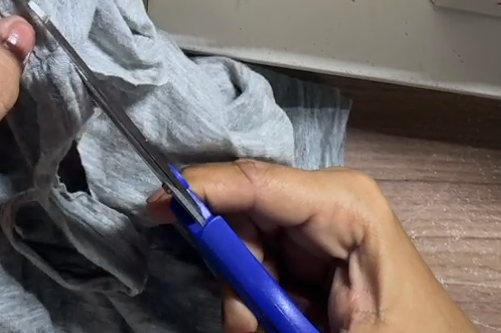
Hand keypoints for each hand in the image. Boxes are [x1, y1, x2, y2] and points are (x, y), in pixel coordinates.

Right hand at [150, 161, 472, 332]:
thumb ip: (272, 315)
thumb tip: (230, 308)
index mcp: (344, 203)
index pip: (256, 181)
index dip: (202, 190)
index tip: (156, 206)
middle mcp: (326, 203)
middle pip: (244, 213)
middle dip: (232, 266)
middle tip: (244, 320)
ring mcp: (318, 228)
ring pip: (246, 244)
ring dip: (243, 293)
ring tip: (262, 328)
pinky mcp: (313, 257)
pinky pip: (261, 267)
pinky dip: (254, 301)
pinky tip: (274, 324)